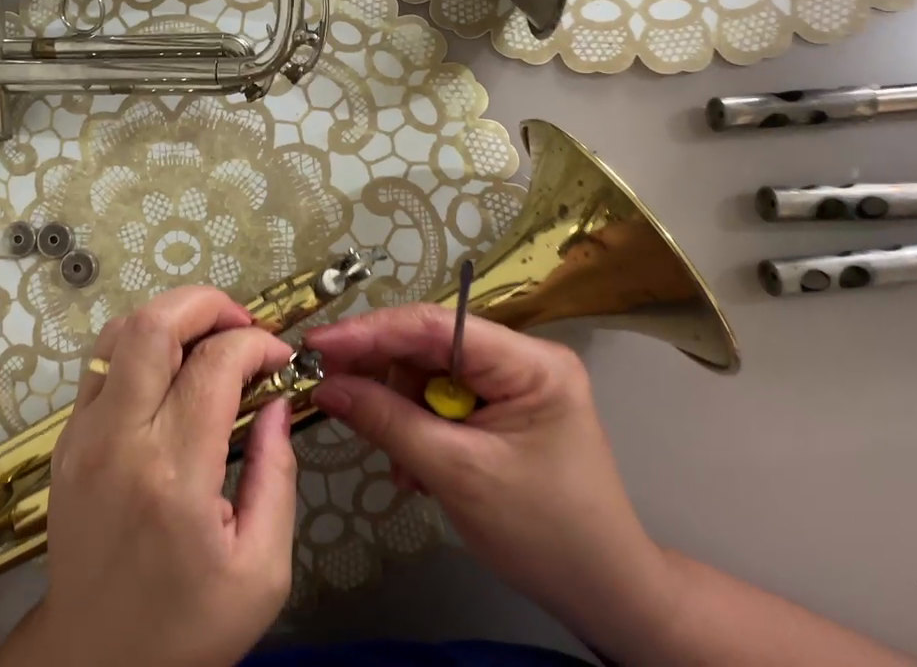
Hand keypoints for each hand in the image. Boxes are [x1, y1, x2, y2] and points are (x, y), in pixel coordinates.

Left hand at [0, 287, 297, 666]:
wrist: (96, 657)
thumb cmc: (188, 625)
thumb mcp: (262, 568)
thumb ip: (276, 472)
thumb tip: (275, 400)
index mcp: (173, 476)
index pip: (213, 365)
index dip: (257, 345)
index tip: (282, 360)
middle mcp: (117, 440)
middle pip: (152, 325)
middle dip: (207, 305)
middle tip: (245, 327)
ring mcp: (81, 434)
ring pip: (118, 333)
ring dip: (170, 318)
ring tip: (211, 340)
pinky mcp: (66, 440)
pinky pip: (102, 364)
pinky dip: (141, 345)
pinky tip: (173, 369)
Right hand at [302, 305, 676, 649]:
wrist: (600, 592)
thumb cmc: (542, 532)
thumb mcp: (456, 474)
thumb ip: (387, 422)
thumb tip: (325, 386)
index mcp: (529, 363)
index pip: (433, 326)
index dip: (368, 331)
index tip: (316, 345)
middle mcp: (519, 359)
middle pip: (425, 346)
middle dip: (379, 376)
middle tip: (329, 394)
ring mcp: (509, 383)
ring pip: (423, 374)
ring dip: (396, 413)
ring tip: (398, 465)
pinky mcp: (497, 409)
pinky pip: (435, 400)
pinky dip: (413, 428)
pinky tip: (413, 468)